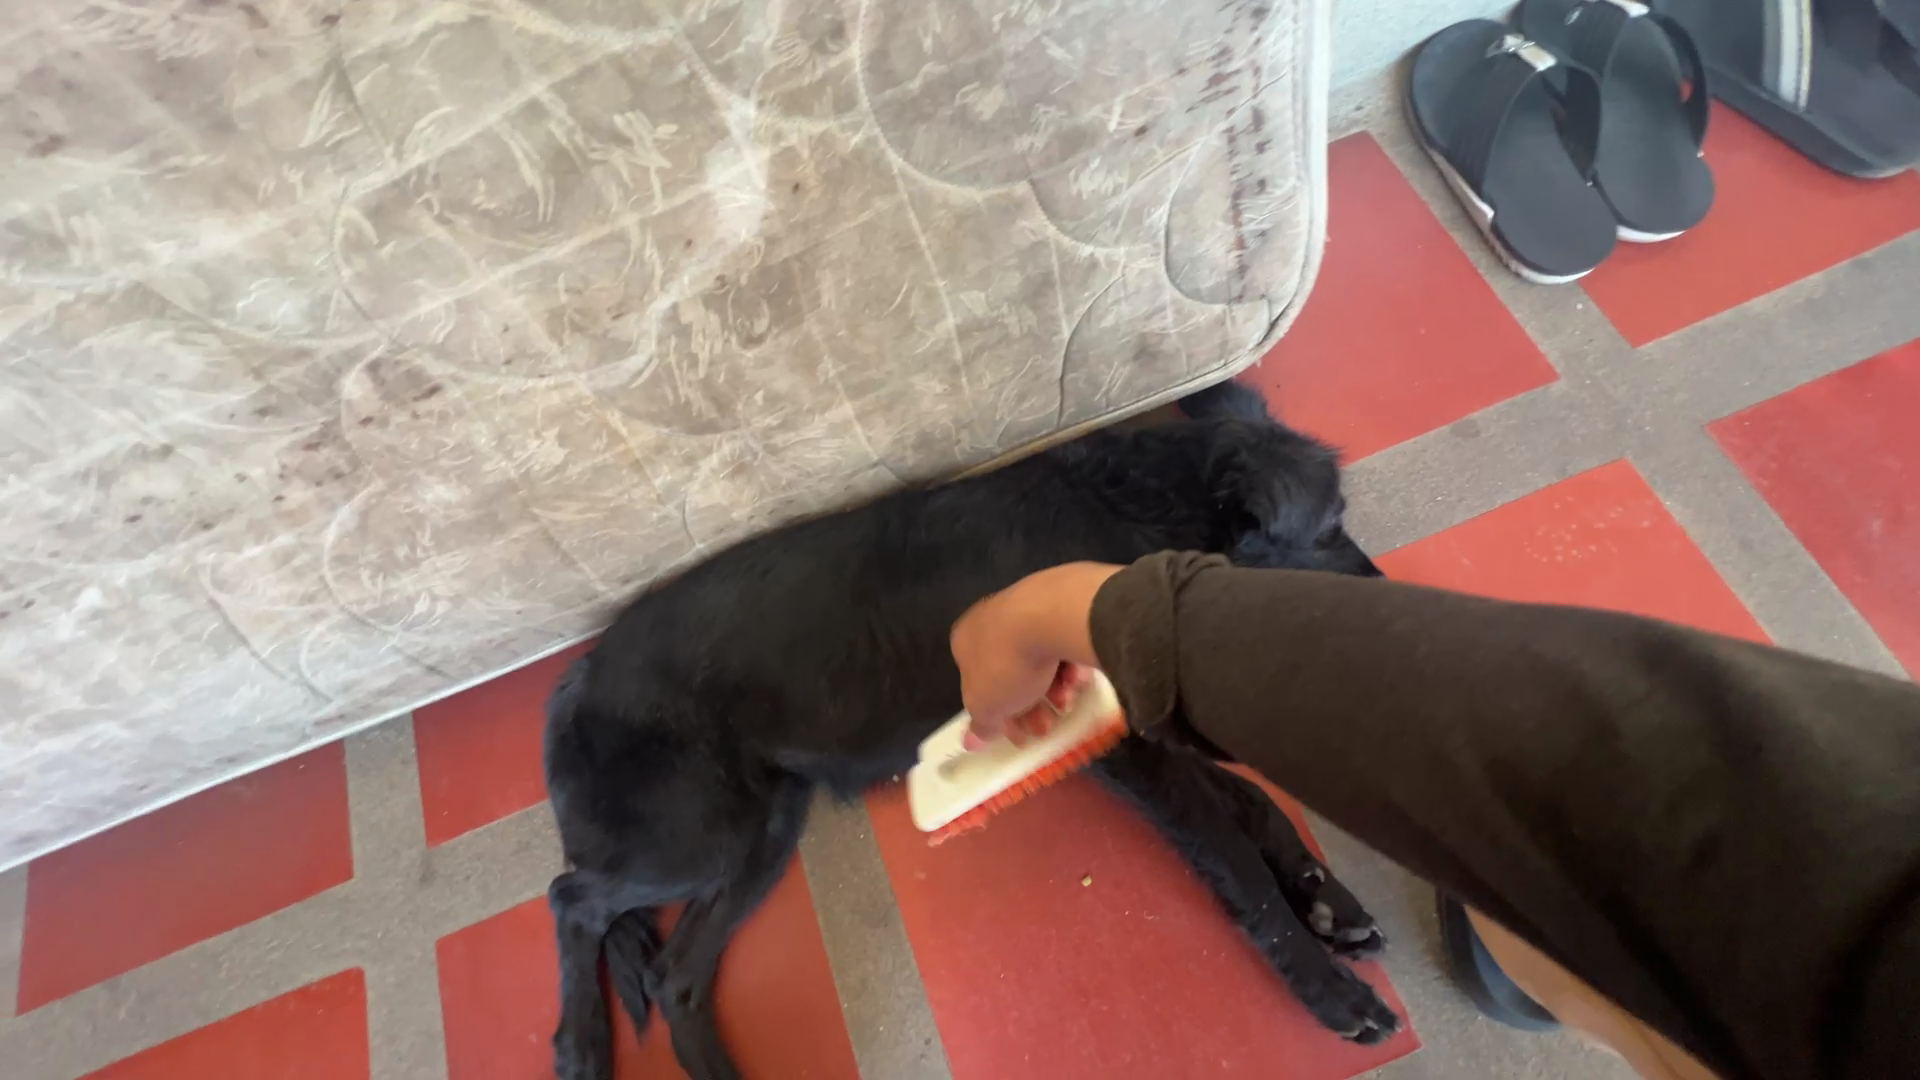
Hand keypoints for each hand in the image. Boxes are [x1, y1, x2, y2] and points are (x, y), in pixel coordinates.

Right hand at [949, 562, 1121, 746]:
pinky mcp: (1060, 602)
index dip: (998, 715)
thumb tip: (972, 738)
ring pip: (1039, 658)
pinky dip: (1070, 662)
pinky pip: (1062, 640)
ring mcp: (1026, 606)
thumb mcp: (986, 704)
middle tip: (1047, 725)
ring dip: (1053, 687)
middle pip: (1011, 673)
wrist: (1050, 615)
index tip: (1020, 736)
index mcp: (965, 640)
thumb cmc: (1006, 662)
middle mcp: (991, 619)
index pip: (977, 682)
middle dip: (1031, 706)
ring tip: (1068, 700)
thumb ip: (981, 722)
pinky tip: (1079, 675)